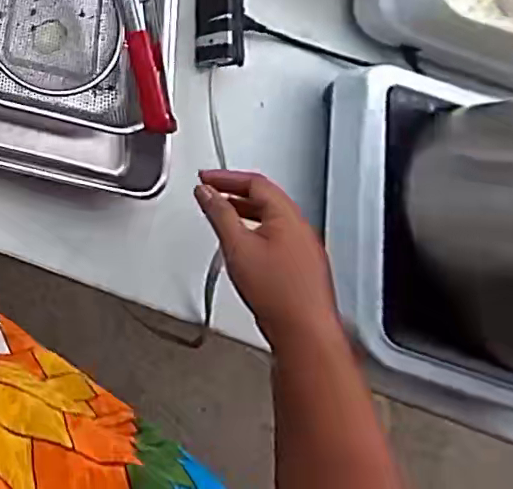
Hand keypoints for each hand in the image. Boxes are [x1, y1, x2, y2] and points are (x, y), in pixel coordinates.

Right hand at [195, 170, 341, 348]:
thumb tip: (207, 193)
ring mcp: (305, 248)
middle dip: (235, 190)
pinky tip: (242, 242)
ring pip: (271, 216)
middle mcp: (301, 229)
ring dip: (244, 209)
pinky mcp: (304, 266)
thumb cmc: (279, 294)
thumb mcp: (236, 246)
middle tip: (212, 190)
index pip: (255, 182)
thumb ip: (219, 213)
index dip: (226, 177)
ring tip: (222, 213)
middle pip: (265, 196)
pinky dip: (255, 227)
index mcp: (287, 216)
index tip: (206, 177)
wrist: (305, 335)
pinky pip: (277, 234)